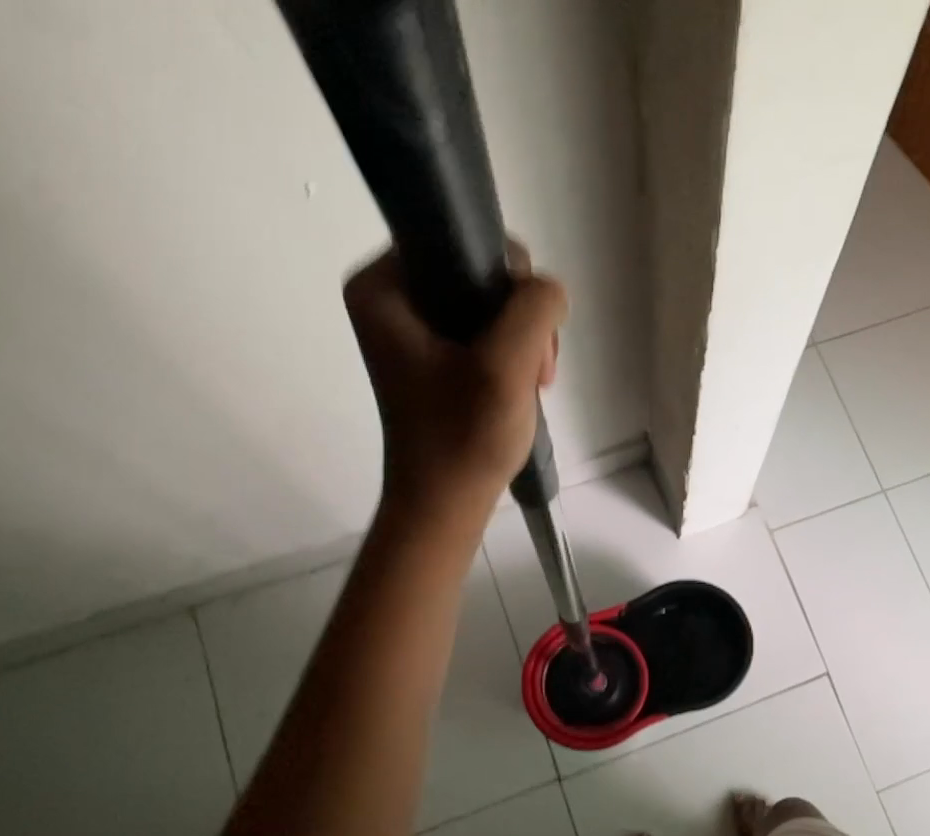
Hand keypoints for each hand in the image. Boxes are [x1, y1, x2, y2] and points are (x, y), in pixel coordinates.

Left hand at [343, 245, 566, 526]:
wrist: (446, 505)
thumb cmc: (463, 438)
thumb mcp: (507, 364)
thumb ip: (534, 307)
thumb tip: (548, 289)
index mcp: (382, 286)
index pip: (459, 236)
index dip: (506, 276)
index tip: (522, 332)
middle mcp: (390, 297)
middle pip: (478, 269)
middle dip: (519, 316)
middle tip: (532, 366)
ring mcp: (412, 327)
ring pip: (491, 301)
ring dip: (524, 338)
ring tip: (531, 382)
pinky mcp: (434, 354)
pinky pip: (487, 328)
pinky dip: (514, 353)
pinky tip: (524, 386)